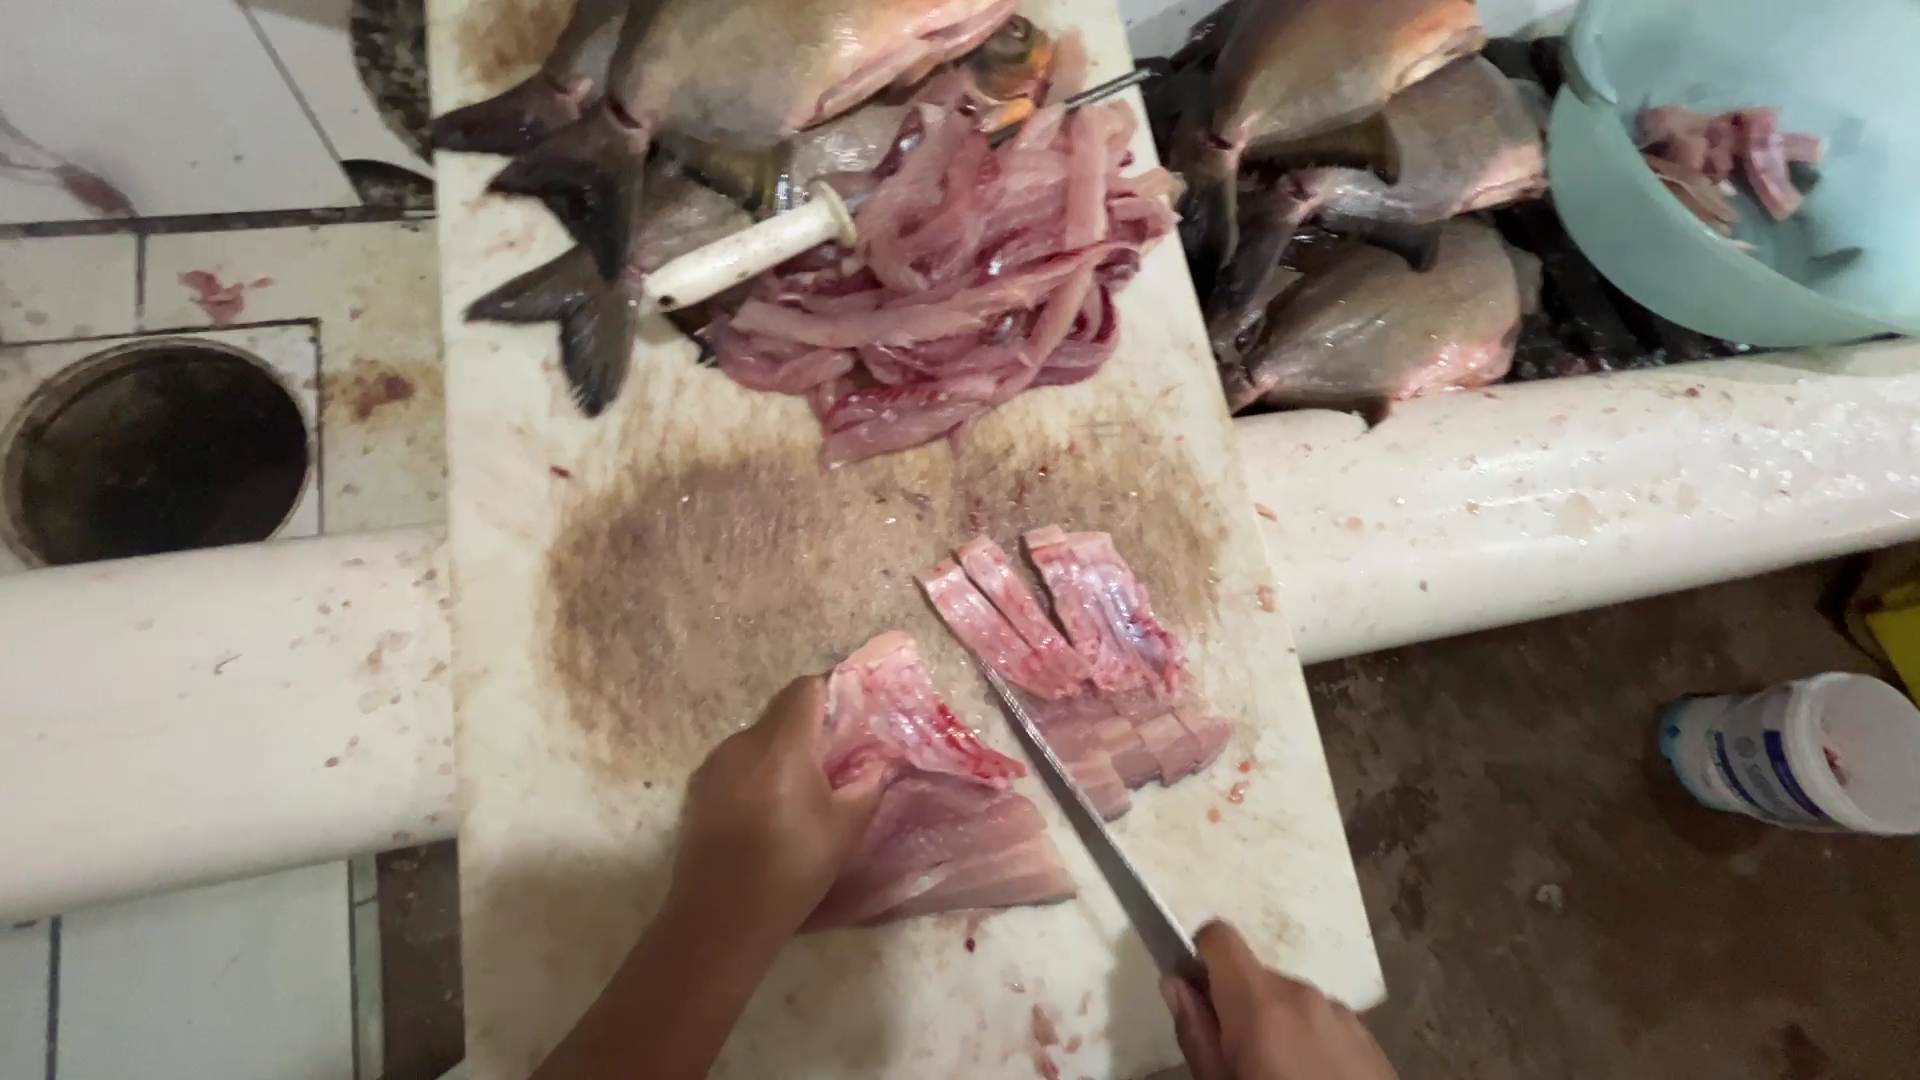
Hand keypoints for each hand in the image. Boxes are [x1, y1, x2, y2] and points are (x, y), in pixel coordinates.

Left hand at [669, 676, 886, 932]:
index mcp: (781, 744)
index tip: (854, 711)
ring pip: (758, 737)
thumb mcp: (845, 828)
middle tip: (839, 753)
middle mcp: (742, 742)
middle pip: (782, 711)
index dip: (832, 689)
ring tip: (805, 785)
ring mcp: (714, 765)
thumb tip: (884, 760)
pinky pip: (737, 761)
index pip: (806, 688)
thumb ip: (869, 783)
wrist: (718, 921)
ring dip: (784, 748)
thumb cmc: (791, 869)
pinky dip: (759, 769)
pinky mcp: (698, 789)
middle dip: (812, 723)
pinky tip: (770, 806)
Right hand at [1161, 920, 1395, 1079]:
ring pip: (1289, 1003)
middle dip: (1239, 1007)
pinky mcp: (1370, 1040)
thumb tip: (1176, 982)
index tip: (1197, 993)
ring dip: (1277, 1028)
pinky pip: (1323, 1024)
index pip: (1218, 937)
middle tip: (1241, 1063)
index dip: (1200, 955)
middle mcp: (1302, 995)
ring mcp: (1342, 1016)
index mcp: (1259, 1003)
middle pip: (1254, 976)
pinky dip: (1310, 1045)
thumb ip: (1195, 1033)